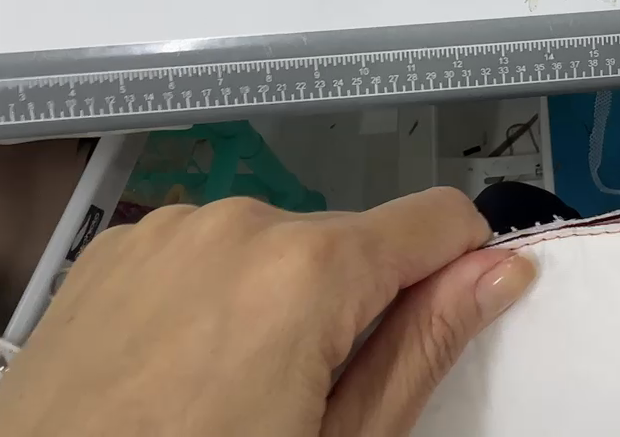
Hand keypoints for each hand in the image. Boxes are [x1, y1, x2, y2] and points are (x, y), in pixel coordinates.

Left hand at [0, 188, 533, 436]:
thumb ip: (427, 344)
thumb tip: (506, 264)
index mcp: (311, 264)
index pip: (440, 217)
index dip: (457, 267)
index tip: (432, 330)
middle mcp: (244, 217)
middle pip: (352, 239)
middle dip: (356, 301)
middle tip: (306, 402)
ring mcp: (169, 226)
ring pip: (278, 244)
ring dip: (283, 297)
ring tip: (225, 394)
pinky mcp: (113, 246)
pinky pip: (206, 249)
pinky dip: (216, 293)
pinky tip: (167, 370)